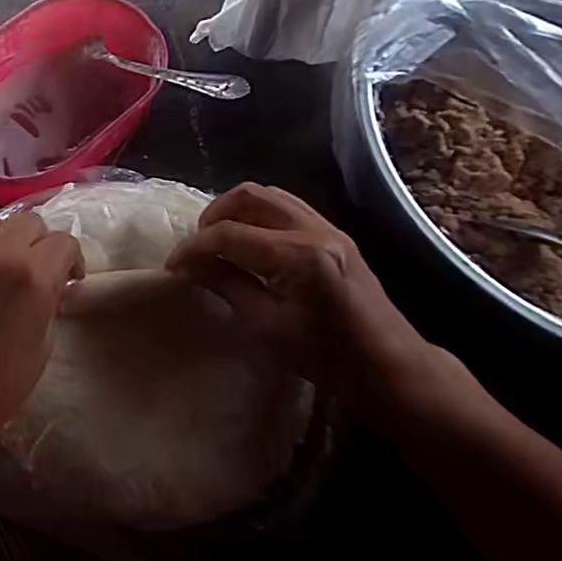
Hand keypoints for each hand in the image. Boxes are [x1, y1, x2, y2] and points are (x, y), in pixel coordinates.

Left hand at [0, 211, 83, 470]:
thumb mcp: (42, 348)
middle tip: (44, 273)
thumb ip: (48, 305)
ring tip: (12, 264)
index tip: (70, 281)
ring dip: (12, 236)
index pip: (64, 243)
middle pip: (32, 222)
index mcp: (31, 279)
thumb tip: (50, 289)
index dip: (73, 261)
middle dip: (45, 244)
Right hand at [164, 183, 440, 394]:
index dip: (193, 248)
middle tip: (197, 249)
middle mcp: (314, 229)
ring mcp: (329, 227)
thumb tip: (190, 266)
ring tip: (219, 244)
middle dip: (214, 217)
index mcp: (298, 256)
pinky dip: (260, 217)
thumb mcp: (267, 328)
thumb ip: (228, 286)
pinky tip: (250, 245)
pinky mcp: (335, 234)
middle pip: (249, 196)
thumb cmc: (327, 358)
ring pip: (270, 196)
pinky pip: (288, 208)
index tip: (172, 267)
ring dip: (237, 212)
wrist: (389, 365)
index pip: (229, 235)